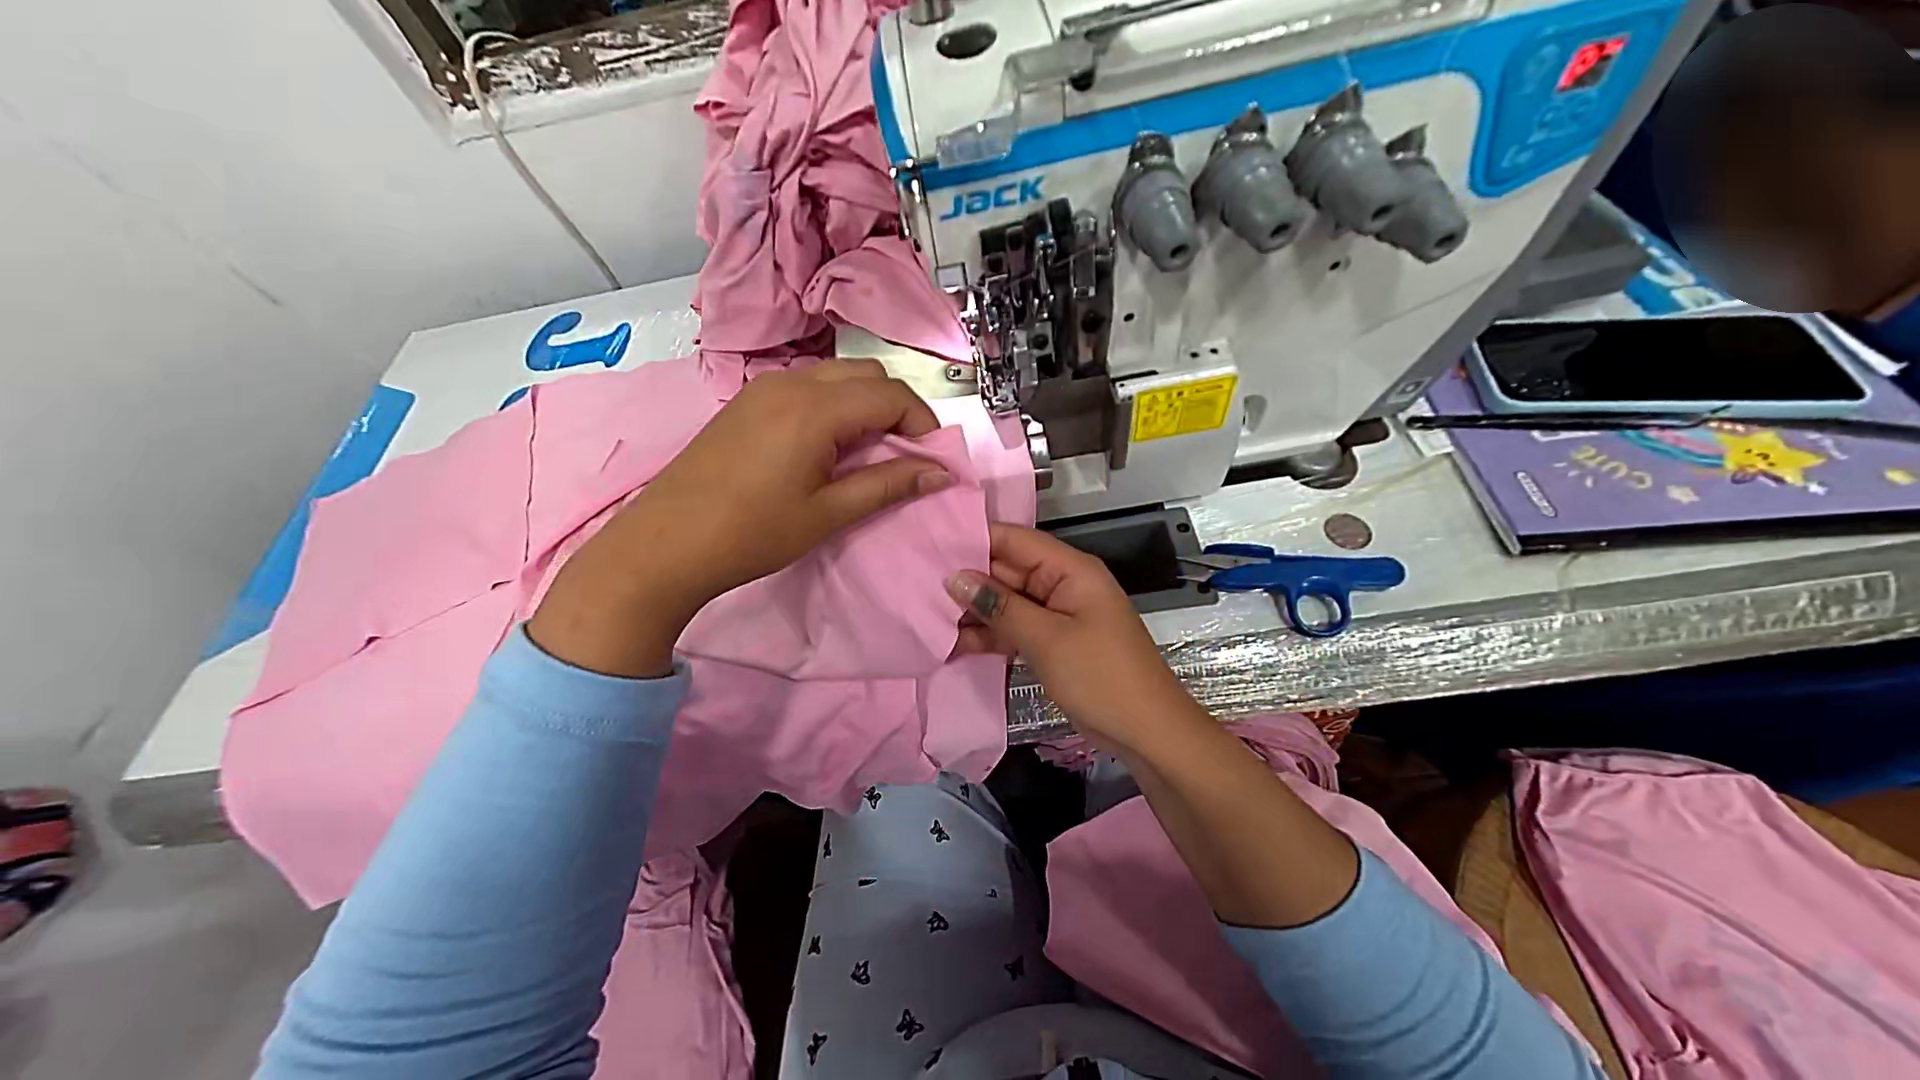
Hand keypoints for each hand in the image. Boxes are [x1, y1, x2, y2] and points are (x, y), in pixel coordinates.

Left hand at [530, 359, 948, 676]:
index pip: (891, 395)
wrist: (665, 543)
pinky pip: (807, 387)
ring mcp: (764, 388)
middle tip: (904, 456)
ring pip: (836, 377)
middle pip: (867, 375)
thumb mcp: (827, 514)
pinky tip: (826, 448)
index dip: (923, 424)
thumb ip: (887, 485)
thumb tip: (940, 473)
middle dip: (896, 409)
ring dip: (864, 405)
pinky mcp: (746, 401)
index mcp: (815, 409)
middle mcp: (791, 383)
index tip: (932, 460)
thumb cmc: (751, 534)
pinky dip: (833, 406)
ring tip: (867, 454)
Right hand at [947, 524, 1197, 746]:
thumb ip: (1000, 606)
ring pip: (1007, 603)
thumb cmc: (1102, 676)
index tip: (930, 545)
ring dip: (974, 612)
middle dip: (967, 580)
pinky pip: (1014, 629)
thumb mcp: (1048, 639)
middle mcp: (1062, 585)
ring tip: (926, 617)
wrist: (1147, 732)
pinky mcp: (1052, 643)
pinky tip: (953, 643)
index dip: (974, 540)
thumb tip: (955, 579)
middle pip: (1007, 571)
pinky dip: (990, 635)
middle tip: (916, 585)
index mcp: (1070, 570)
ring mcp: (1057, 616)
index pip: (1015, 540)